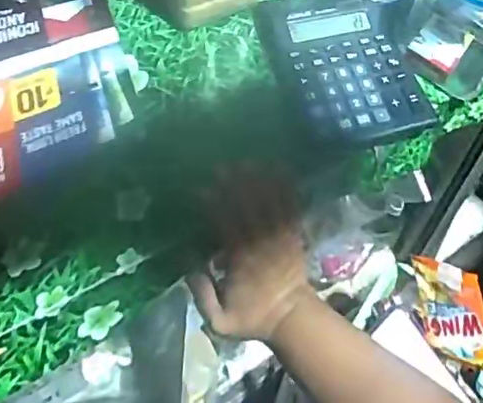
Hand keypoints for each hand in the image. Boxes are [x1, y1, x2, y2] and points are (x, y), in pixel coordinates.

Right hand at [188, 173, 314, 343]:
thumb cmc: (254, 315)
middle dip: (233, 185)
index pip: (225, 226)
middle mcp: (259, 243)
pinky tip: (279, 169)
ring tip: (246, 161)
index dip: (214, 206)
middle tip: (221, 165)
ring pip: (267, 203)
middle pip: (245, 208)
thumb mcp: (221, 321)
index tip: (202, 189)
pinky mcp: (293, 234)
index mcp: (240, 260)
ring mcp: (279, 236)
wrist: (291, 317)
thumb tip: (189, 266)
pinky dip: (285, 187)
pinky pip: (289, 207)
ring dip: (257, 181)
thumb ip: (202, 297)